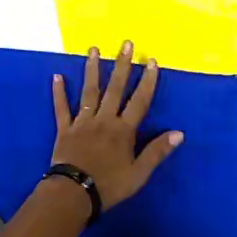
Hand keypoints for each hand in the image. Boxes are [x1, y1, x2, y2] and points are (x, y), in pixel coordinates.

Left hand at [50, 41, 184, 208]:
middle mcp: (104, 120)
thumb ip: (157, 152)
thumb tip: (179, 132)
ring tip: (94, 49)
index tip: (152, 61)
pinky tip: (57, 76)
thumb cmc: (109, 186)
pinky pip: (61, 108)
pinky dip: (59, 92)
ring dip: (92, 70)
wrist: (73, 193)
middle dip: (122, 65)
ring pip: (89, 92)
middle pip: (115, 89)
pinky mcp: (64, 130)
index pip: (139, 101)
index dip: (147, 81)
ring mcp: (82, 123)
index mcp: (123, 131)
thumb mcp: (139, 174)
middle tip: (126, 43)